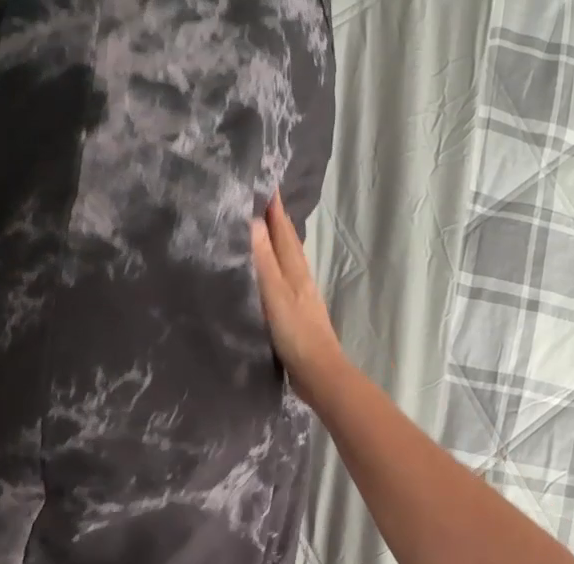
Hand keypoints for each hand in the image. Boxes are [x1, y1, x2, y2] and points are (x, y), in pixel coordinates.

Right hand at [252, 192, 348, 399]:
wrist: (319, 374)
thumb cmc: (297, 334)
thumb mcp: (276, 295)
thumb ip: (264, 261)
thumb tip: (254, 221)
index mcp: (295, 270)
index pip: (283, 230)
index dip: (274, 207)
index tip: (263, 179)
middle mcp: (300, 279)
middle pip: (287, 243)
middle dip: (275, 221)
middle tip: (260, 198)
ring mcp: (300, 298)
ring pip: (287, 263)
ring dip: (275, 245)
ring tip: (260, 230)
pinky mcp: (296, 317)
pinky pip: (282, 284)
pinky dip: (274, 271)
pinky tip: (268, 277)